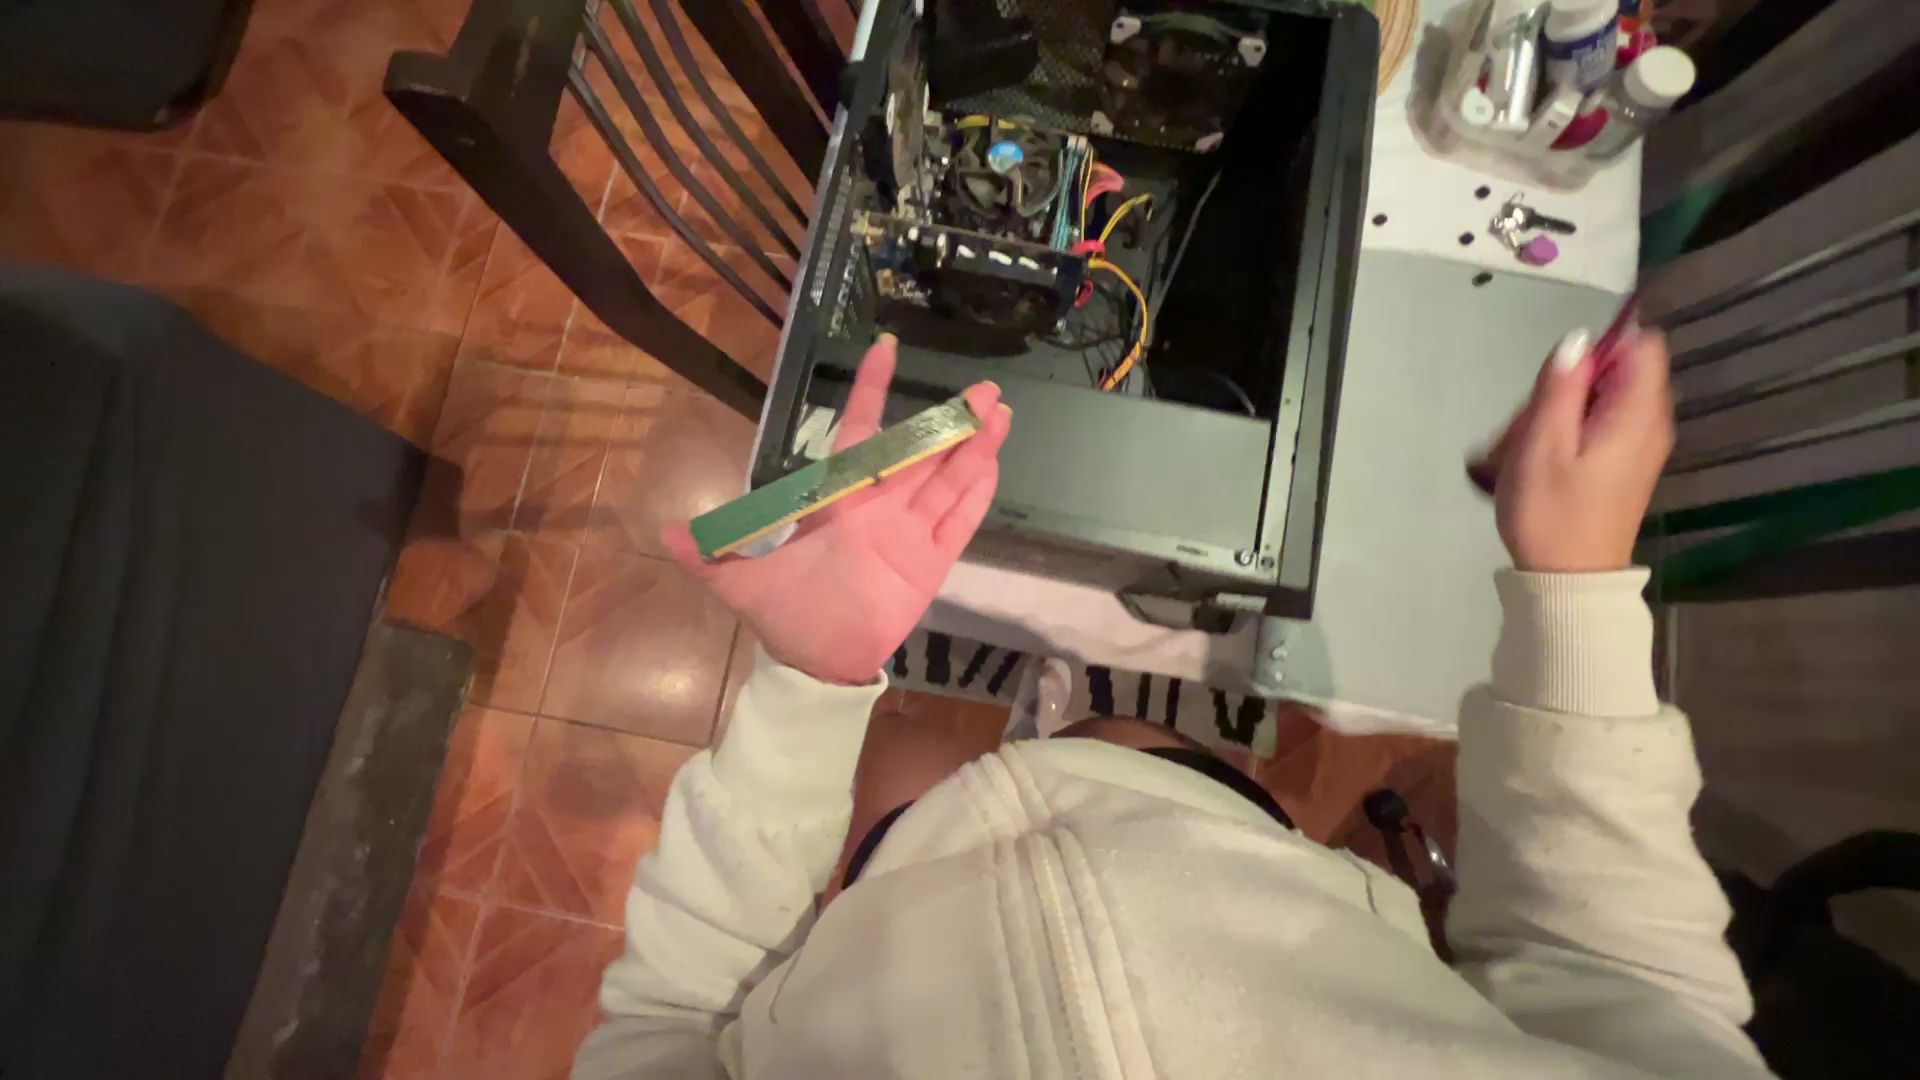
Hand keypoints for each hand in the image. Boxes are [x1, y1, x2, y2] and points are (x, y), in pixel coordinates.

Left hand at [661, 336, 1012, 684]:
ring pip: (945, 481)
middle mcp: (878, 506)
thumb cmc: (783, 613)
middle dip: (949, 421)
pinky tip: (992, 464)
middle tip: (980, 390)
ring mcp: (909, 532)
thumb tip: (661, 530)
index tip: (885, 349)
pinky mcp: (931, 562)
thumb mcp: (738, 580)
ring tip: (998, 415)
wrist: (816, 662)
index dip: (871, 391)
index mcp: (836, 498)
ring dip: (972, 449)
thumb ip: (709, 552)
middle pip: (918, 453)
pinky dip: (976, 495)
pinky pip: (958, 523)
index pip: (858, 432)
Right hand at [1490, 327, 1674, 572]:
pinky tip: (1539, 463)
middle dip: (1564, 389)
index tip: (1555, 381)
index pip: (1640, 347)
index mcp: (1636, 414)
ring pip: (1598, 403)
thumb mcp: (1541, 446)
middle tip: (1528, 426)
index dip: (1598, 350)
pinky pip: (1596, 429)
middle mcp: (1650, 424)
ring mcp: (1639, 447)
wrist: (1568, 576)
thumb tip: (1575, 341)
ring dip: (1556, 416)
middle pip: (1613, 376)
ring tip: (1525, 450)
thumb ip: (1558, 389)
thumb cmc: (1550, 511)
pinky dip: (1564, 436)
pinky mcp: (1623, 466)